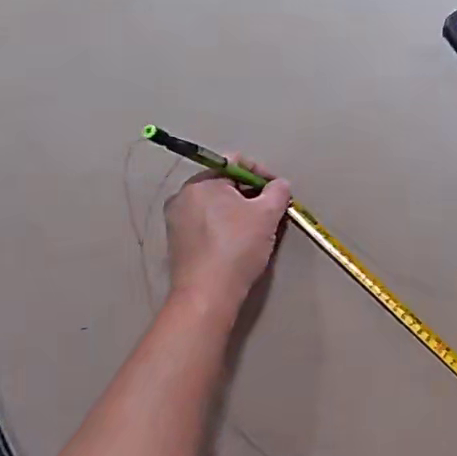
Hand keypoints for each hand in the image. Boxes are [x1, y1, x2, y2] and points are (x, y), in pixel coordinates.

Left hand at [163, 157, 292, 313]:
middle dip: (250, 194)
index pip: (235, 162)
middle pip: (224, 184)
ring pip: (215, 205)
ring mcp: (176, 220)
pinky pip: (206, 224)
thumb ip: (277, 193)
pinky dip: (224, 227)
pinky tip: (239, 244)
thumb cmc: (237, 248)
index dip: (262, 172)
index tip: (279, 190)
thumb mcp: (267, 215)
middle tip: (271, 211)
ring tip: (258, 230)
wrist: (208, 293)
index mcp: (201, 182)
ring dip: (238, 212)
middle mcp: (183, 196)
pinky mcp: (177, 242)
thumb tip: (280, 185)